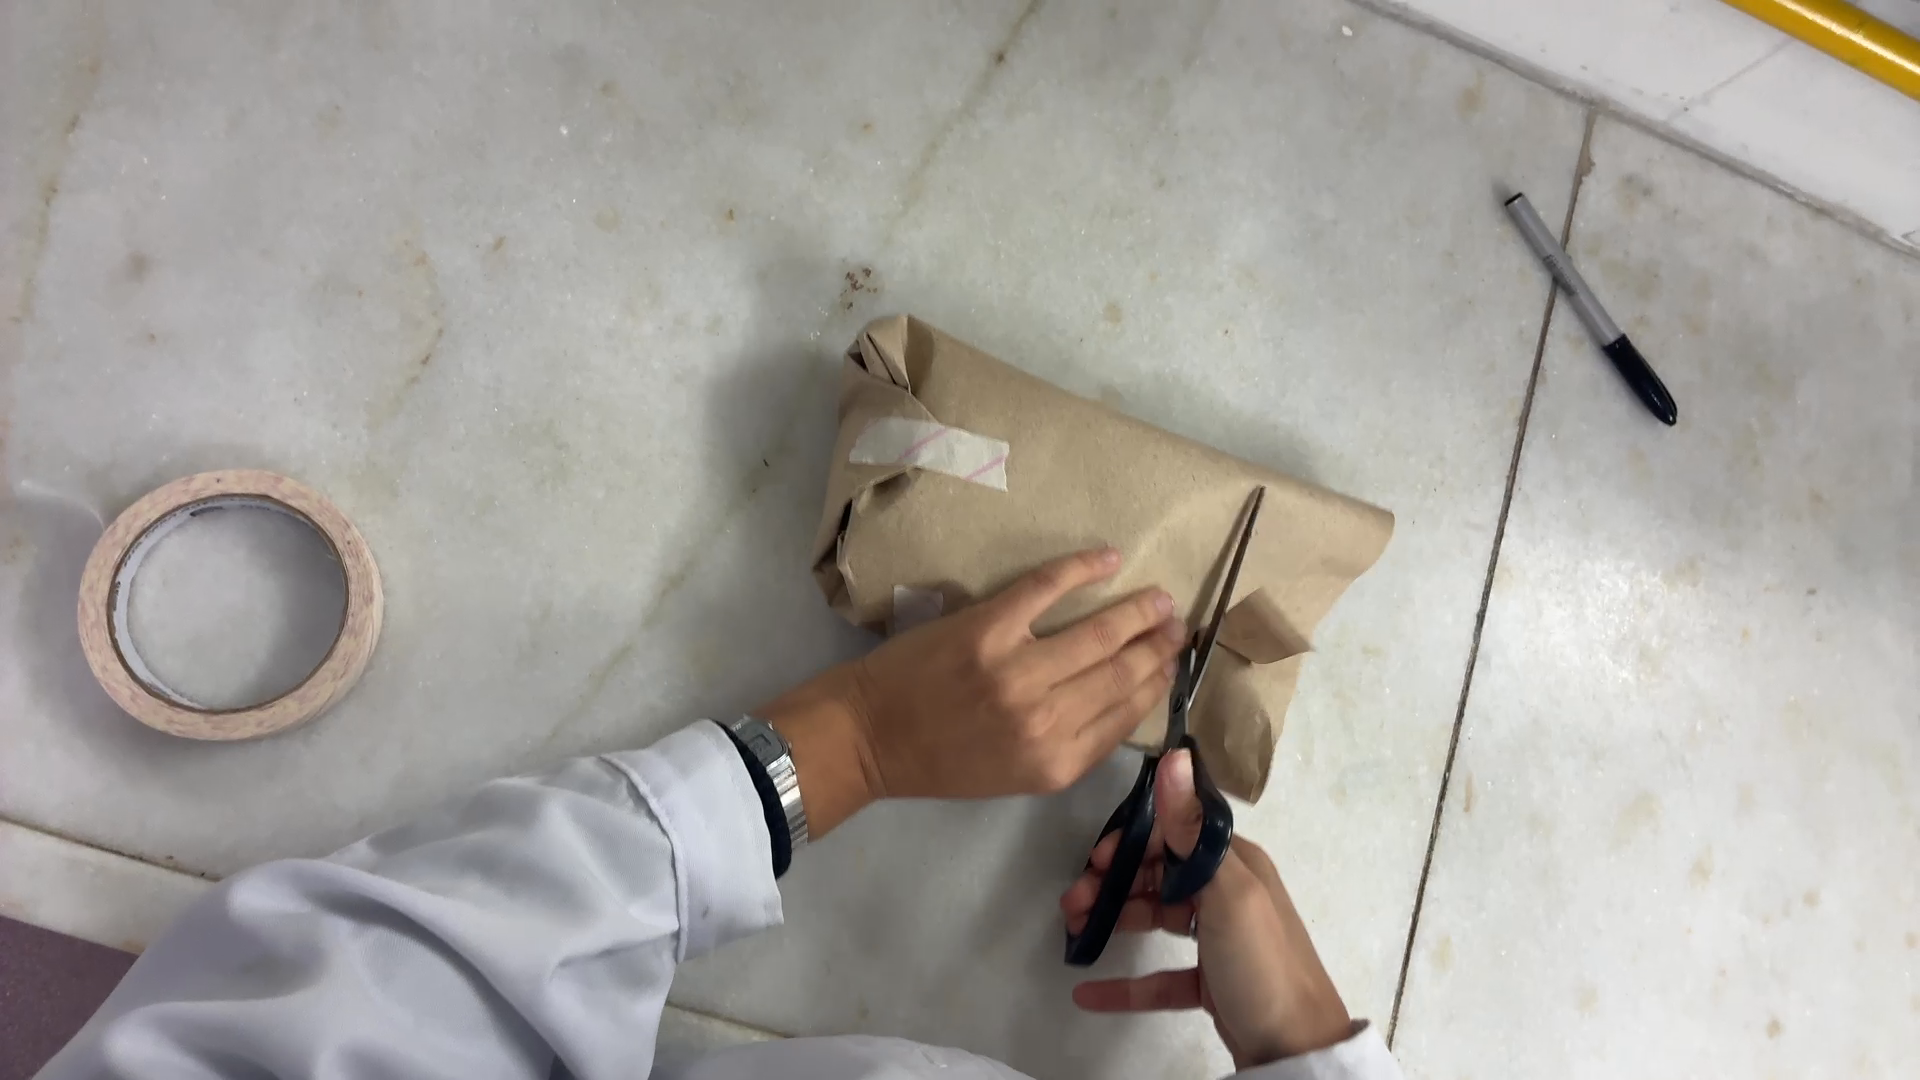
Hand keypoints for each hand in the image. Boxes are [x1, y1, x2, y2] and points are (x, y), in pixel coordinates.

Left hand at [756, 548, 1187, 835]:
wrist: (870, 736)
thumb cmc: (941, 760)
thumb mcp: (1016, 774)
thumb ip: (1073, 744)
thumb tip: (1123, 699)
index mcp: (1056, 762)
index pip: (1128, 715)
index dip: (1157, 683)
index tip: (1173, 662)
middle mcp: (1045, 718)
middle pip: (1122, 672)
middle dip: (1159, 645)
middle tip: (1178, 623)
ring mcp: (1016, 669)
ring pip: (1097, 633)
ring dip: (1136, 611)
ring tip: (1160, 597)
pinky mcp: (986, 627)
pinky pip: (1046, 588)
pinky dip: (1082, 568)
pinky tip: (1108, 558)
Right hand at [1060, 750, 1352, 1068]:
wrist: (1299, 1059)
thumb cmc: (1260, 962)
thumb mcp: (1225, 891)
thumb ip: (1190, 827)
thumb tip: (1175, 754)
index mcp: (1233, 862)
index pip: (1172, 834)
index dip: (1131, 843)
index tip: (1096, 861)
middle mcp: (1226, 891)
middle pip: (1157, 873)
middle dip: (1112, 882)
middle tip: (1072, 901)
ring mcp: (1218, 938)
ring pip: (1154, 917)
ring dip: (1113, 920)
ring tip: (1074, 931)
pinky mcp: (1210, 983)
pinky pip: (1160, 976)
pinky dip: (1127, 983)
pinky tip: (1089, 990)